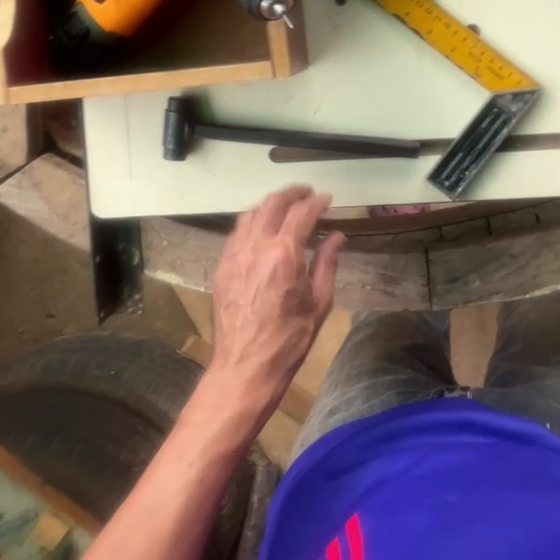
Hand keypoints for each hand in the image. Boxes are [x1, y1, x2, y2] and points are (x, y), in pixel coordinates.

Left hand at [209, 186, 344, 406]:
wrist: (246, 366)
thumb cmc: (290, 339)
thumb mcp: (319, 302)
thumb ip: (327, 263)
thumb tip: (337, 237)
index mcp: (284, 254)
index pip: (302, 213)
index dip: (316, 201)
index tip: (327, 199)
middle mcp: (256, 247)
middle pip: (272, 205)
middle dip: (291, 194)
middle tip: (306, 193)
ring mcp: (235, 256)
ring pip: (250, 215)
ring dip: (269, 205)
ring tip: (283, 207)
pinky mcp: (222, 267)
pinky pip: (236, 234)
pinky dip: (252, 223)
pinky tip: (261, 231)